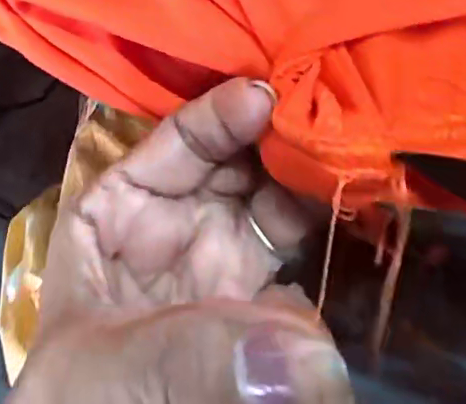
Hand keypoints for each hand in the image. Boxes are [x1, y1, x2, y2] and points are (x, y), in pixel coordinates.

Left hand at [10, 78, 351, 403]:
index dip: (216, 116)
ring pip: (270, 194)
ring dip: (305, 169)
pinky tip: (354, 193)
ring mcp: (221, 257)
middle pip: (233, 160)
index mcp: (120, 208)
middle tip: (323, 113)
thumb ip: (196, 351)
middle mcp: (177, 219)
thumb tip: (310, 355)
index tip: (264, 97)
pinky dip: (324, 220)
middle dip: (274, 133)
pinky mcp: (259, 300)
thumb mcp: (111, 369)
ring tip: (346, 145)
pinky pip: (295, 246)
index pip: (172, 143)